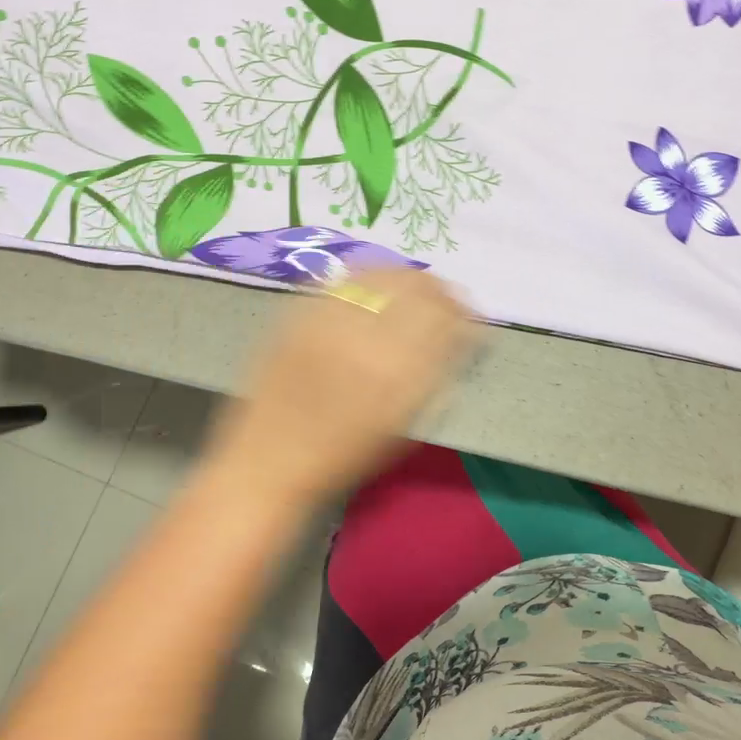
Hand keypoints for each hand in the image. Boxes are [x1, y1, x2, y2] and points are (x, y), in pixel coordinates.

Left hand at [206, 268, 473, 501]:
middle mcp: (365, 336)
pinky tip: (376, 283)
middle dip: (442, 292)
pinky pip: (344, 279)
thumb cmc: (343, 459)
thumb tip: (461, 343)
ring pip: (382, 275)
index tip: (473, 321)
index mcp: (398, 372)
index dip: (467, 315)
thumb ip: (435, 380)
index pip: (448, 320)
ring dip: (408, 279)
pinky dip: (368, 275)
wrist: (267, 463)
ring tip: (416, 287)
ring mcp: (328, 319)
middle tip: (449, 301)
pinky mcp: (299, 312)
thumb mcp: (403, 428)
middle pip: (418, 289)